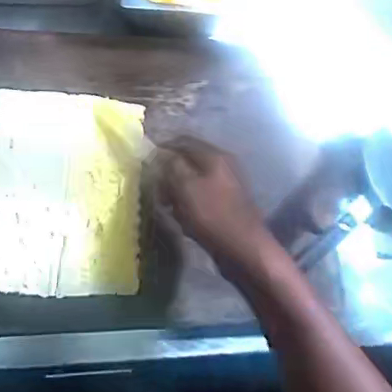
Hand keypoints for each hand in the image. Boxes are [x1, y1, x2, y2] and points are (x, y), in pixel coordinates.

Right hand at [150, 135, 280, 279]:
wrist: (246, 250)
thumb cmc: (213, 216)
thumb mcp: (186, 187)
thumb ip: (171, 165)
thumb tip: (159, 152)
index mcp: (214, 156)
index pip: (182, 141)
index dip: (162, 148)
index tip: (145, 162)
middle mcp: (223, 165)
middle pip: (187, 161)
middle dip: (168, 174)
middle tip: (156, 189)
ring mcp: (227, 184)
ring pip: (193, 180)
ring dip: (177, 191)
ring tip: (167, 206)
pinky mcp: (227, 203)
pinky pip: (201, 196)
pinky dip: (189, 204)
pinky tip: (182, 218)